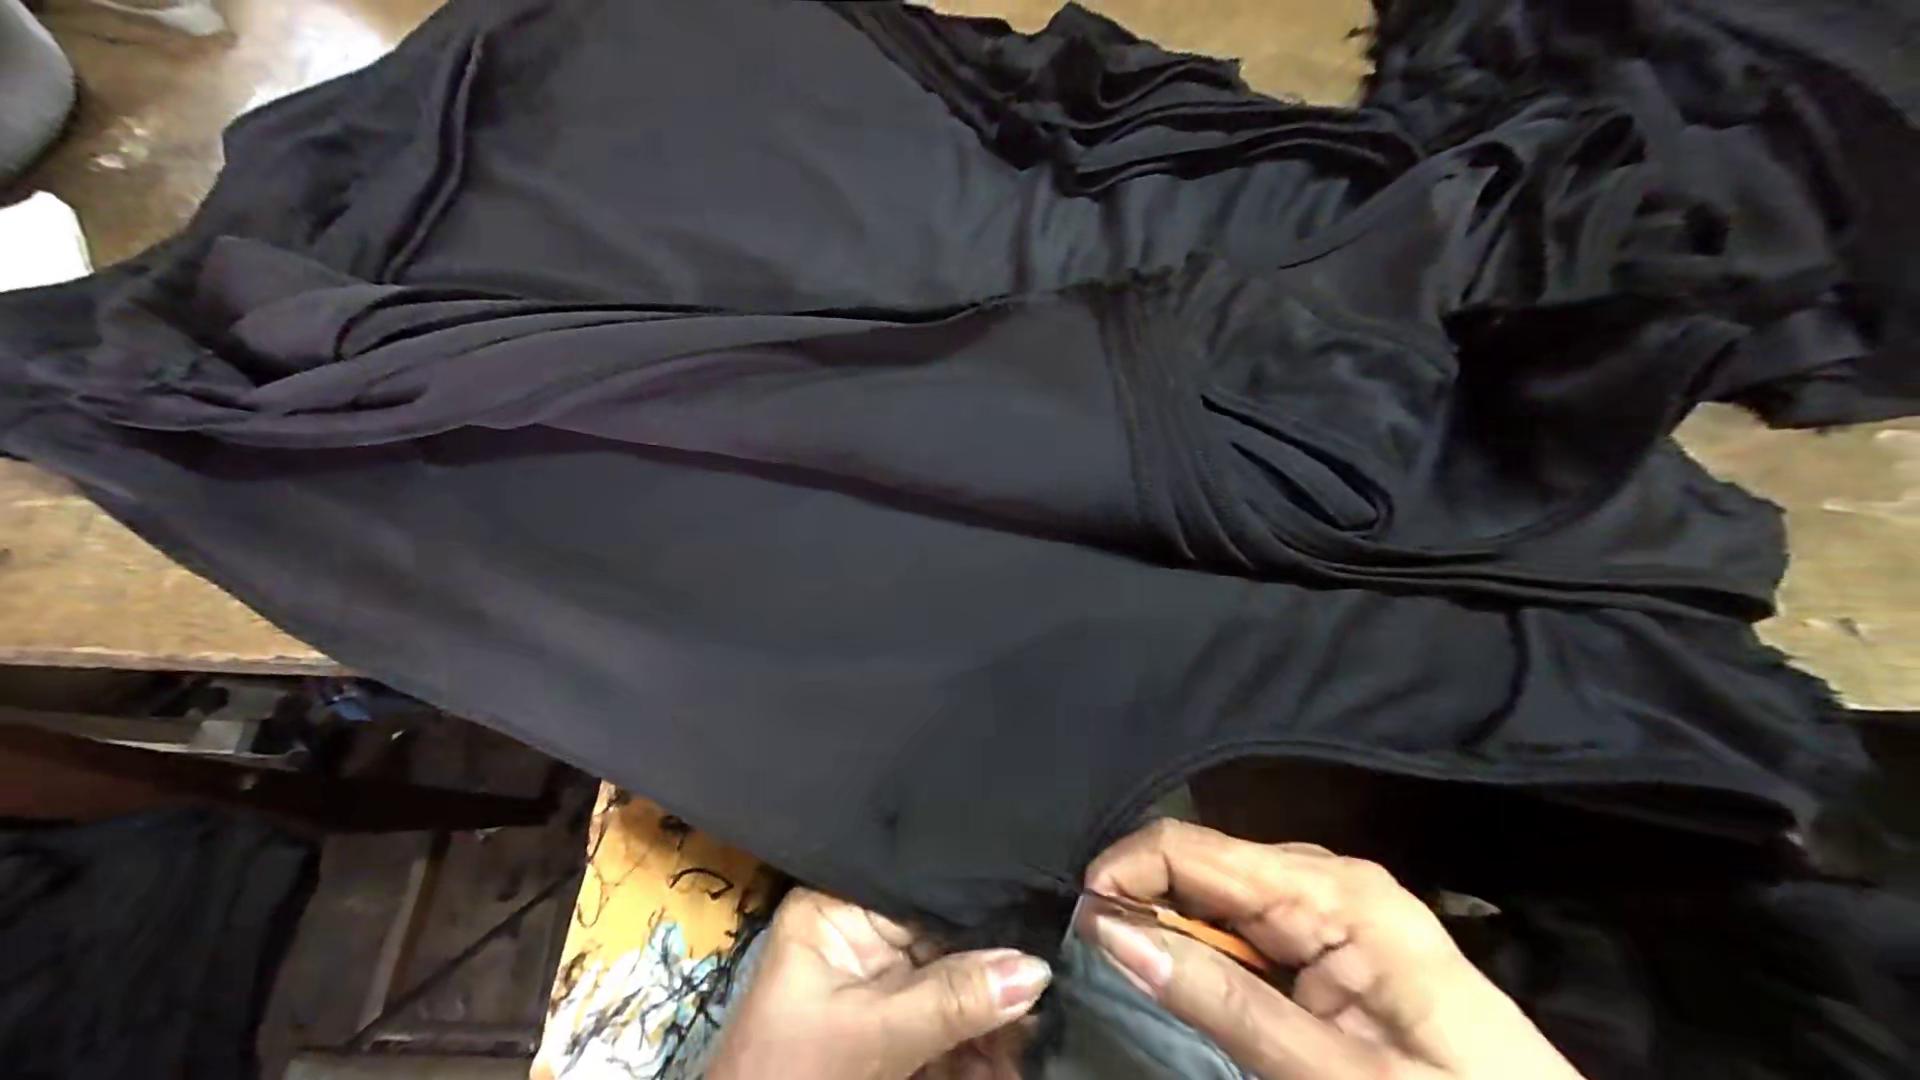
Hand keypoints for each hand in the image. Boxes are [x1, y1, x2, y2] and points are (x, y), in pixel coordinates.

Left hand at [706, 887, 1051, 1079]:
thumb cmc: (789, 1074)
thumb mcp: (872, 1035)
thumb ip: (952, 1001)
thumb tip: (1034, 970)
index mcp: (838, 908)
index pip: (921, 888)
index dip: (979, 906)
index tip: (1037, 920)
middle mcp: (859, 930)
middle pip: (944, 936)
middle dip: (993, 970)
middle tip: (1043, 994)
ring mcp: (875, 976)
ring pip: (951, 979)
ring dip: (991, 1016)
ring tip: (1031, 1040)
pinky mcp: (888, 1018)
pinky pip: (942, 1016)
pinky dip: (973, 1043)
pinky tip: (1007, 1061)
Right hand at [1083, 820, 1585, 1079]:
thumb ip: (1227, 1003)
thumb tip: (1112, 932)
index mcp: (1334, 890)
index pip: (1195, 848)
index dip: (1125, 873)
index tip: (1078, 925)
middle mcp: (1327, 878)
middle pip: (1203, 867)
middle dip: (1143, 903)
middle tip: (1099, 962)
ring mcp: (1333, 907)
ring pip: (1219, 897)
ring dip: (1172, 931)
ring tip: (1136, 975)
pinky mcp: (1335, 941)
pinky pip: (1249, 929)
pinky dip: (1208, 952)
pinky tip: (1194, 982)